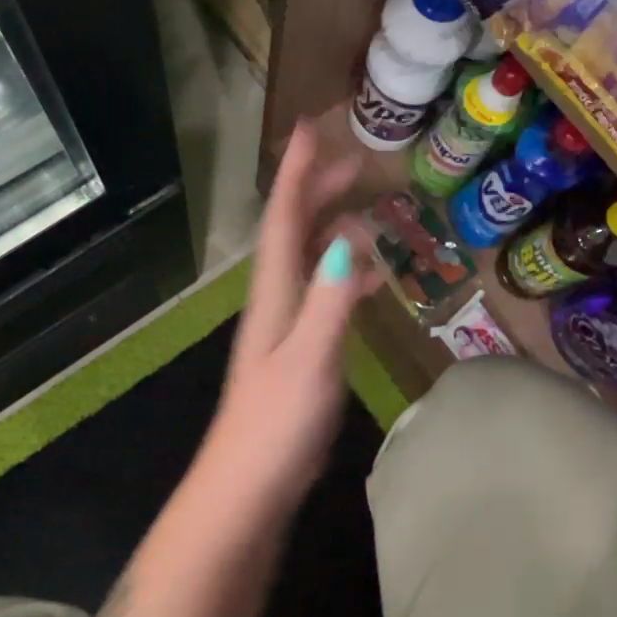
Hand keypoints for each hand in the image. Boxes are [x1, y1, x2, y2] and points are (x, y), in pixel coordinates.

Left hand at [197, 122, 378, 505]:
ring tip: (366, 207)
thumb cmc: (275, 425)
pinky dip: (345, 275)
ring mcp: (285, 326)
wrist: (246, 489)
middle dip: (319, 190)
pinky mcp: (298, 352)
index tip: (308, 128)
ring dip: (333, 226)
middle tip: (354, 162)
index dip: (296, 172)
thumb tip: (352, 238)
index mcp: (273, 291)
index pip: (284, 217)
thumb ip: (331, 300)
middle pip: (295, 230)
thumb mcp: (310, 359)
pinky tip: (370, 279)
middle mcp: (275, 298)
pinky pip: (323, 294)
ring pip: (309, 258)